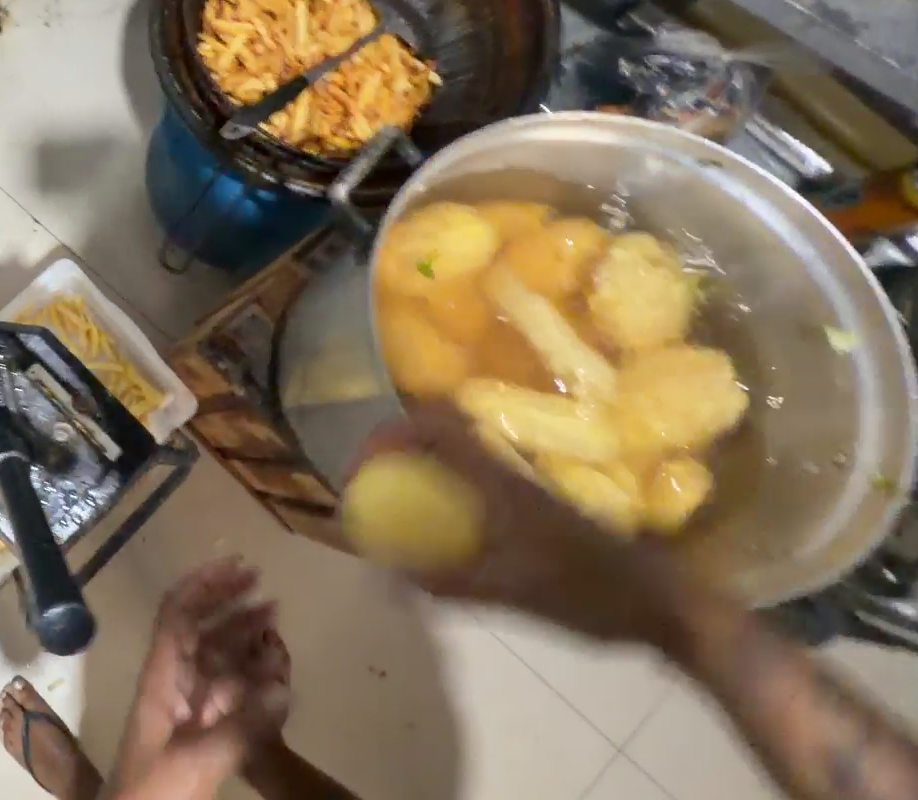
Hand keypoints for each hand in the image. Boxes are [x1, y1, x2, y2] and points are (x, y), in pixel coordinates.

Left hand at [111, 559, 292, 792]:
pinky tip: (275, 668)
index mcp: (161, 675)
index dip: (203, 584)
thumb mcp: (196, 764)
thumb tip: (283, 688)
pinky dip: (249, 673)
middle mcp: (172, 678)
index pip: (177, 612)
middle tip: (261, 580)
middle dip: (225, 598)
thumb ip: (240, 729)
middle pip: (197, 624)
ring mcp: (186, 703)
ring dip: (241, 631)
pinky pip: (225, 688)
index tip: (234, 566)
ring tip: (275, 612)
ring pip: (214, 653)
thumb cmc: (154, 793)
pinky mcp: (199, 729)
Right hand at [357, 406, 691, 647]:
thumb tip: (387, 577)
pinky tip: (433, 518)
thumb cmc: (590, 593)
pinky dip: (438, 480)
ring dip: (416, 457)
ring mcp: (520, 482)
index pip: (437, 424)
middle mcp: (507, 468)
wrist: (670, 609)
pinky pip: (469, 473)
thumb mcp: (511, 594)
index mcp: (500, 477)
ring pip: (455, 447)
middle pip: (439, 427)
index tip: (363, 463)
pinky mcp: (530, 501)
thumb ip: (446, 583)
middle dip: (394, 442)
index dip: (391, 432)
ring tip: (390, 491)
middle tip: (367, 476)